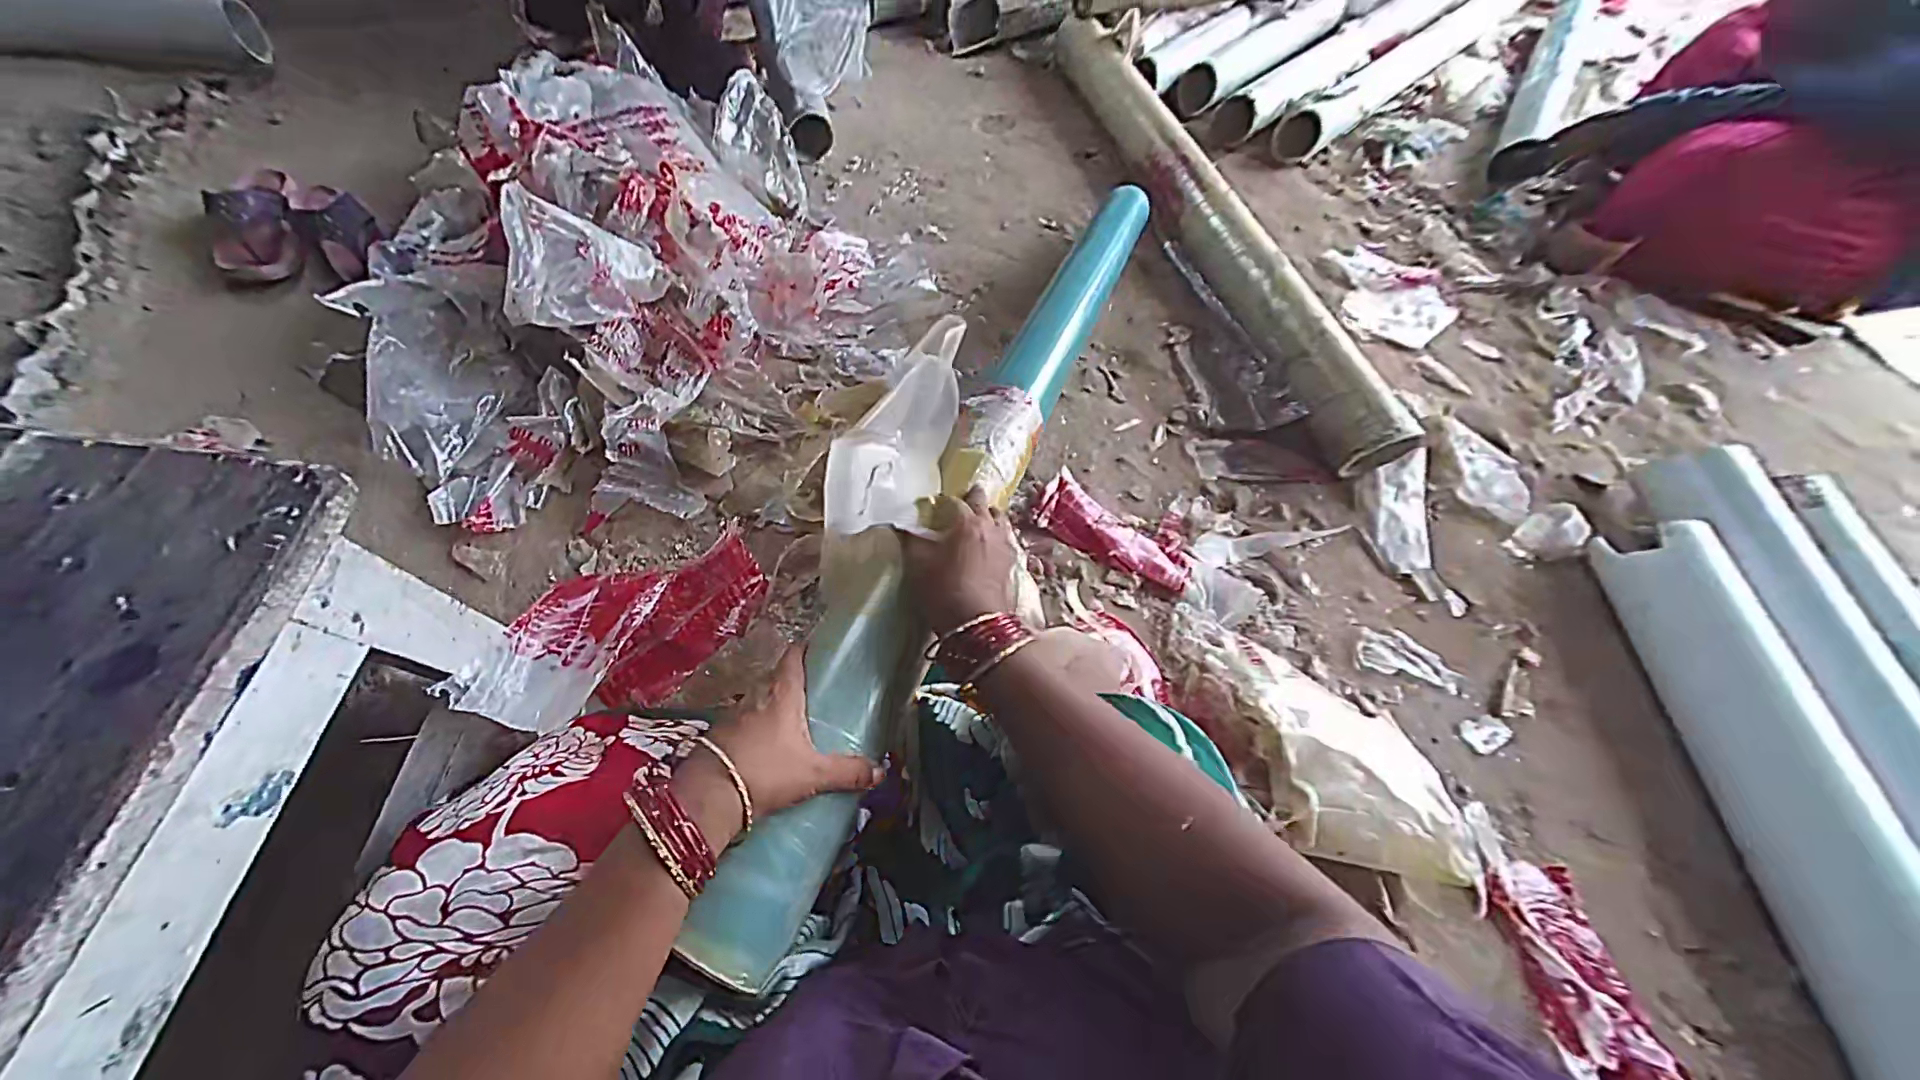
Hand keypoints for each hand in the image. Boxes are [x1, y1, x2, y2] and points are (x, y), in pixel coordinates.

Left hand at [677, 644, 881, 845]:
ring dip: (771, 705)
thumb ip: (847, 772)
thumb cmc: (765, 773)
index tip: (817, 649)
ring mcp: (733, 715)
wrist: (709, 796)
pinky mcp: (718, 736)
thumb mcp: (812, 774)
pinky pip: (741, 722)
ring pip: (757, 701)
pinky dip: (754, 727)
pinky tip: (764, 745)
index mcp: (782, 695)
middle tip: (812, 692)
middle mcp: (755, 697)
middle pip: (776, 678)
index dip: (804, 649)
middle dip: (792, 681)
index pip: (793, 657)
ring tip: (790, 720)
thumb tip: (880, 771)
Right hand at [900, 487, 1019, 633]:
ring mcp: (1005, 545)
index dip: (940, 503)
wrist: (977, 625)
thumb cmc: (944, 591)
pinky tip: (989, 545)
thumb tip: (906, 527)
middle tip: (958, 505)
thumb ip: (912, 540)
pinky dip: (996, 535)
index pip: (953, 502)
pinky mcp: (1012, 563)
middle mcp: (990, 527)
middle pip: (983, 504)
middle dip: (970, 501)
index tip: (931, 509)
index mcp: (967, 522)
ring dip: (988, 516)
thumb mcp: (918, 565)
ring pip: (999, 519)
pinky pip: (1005, 538)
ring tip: (976, 522)